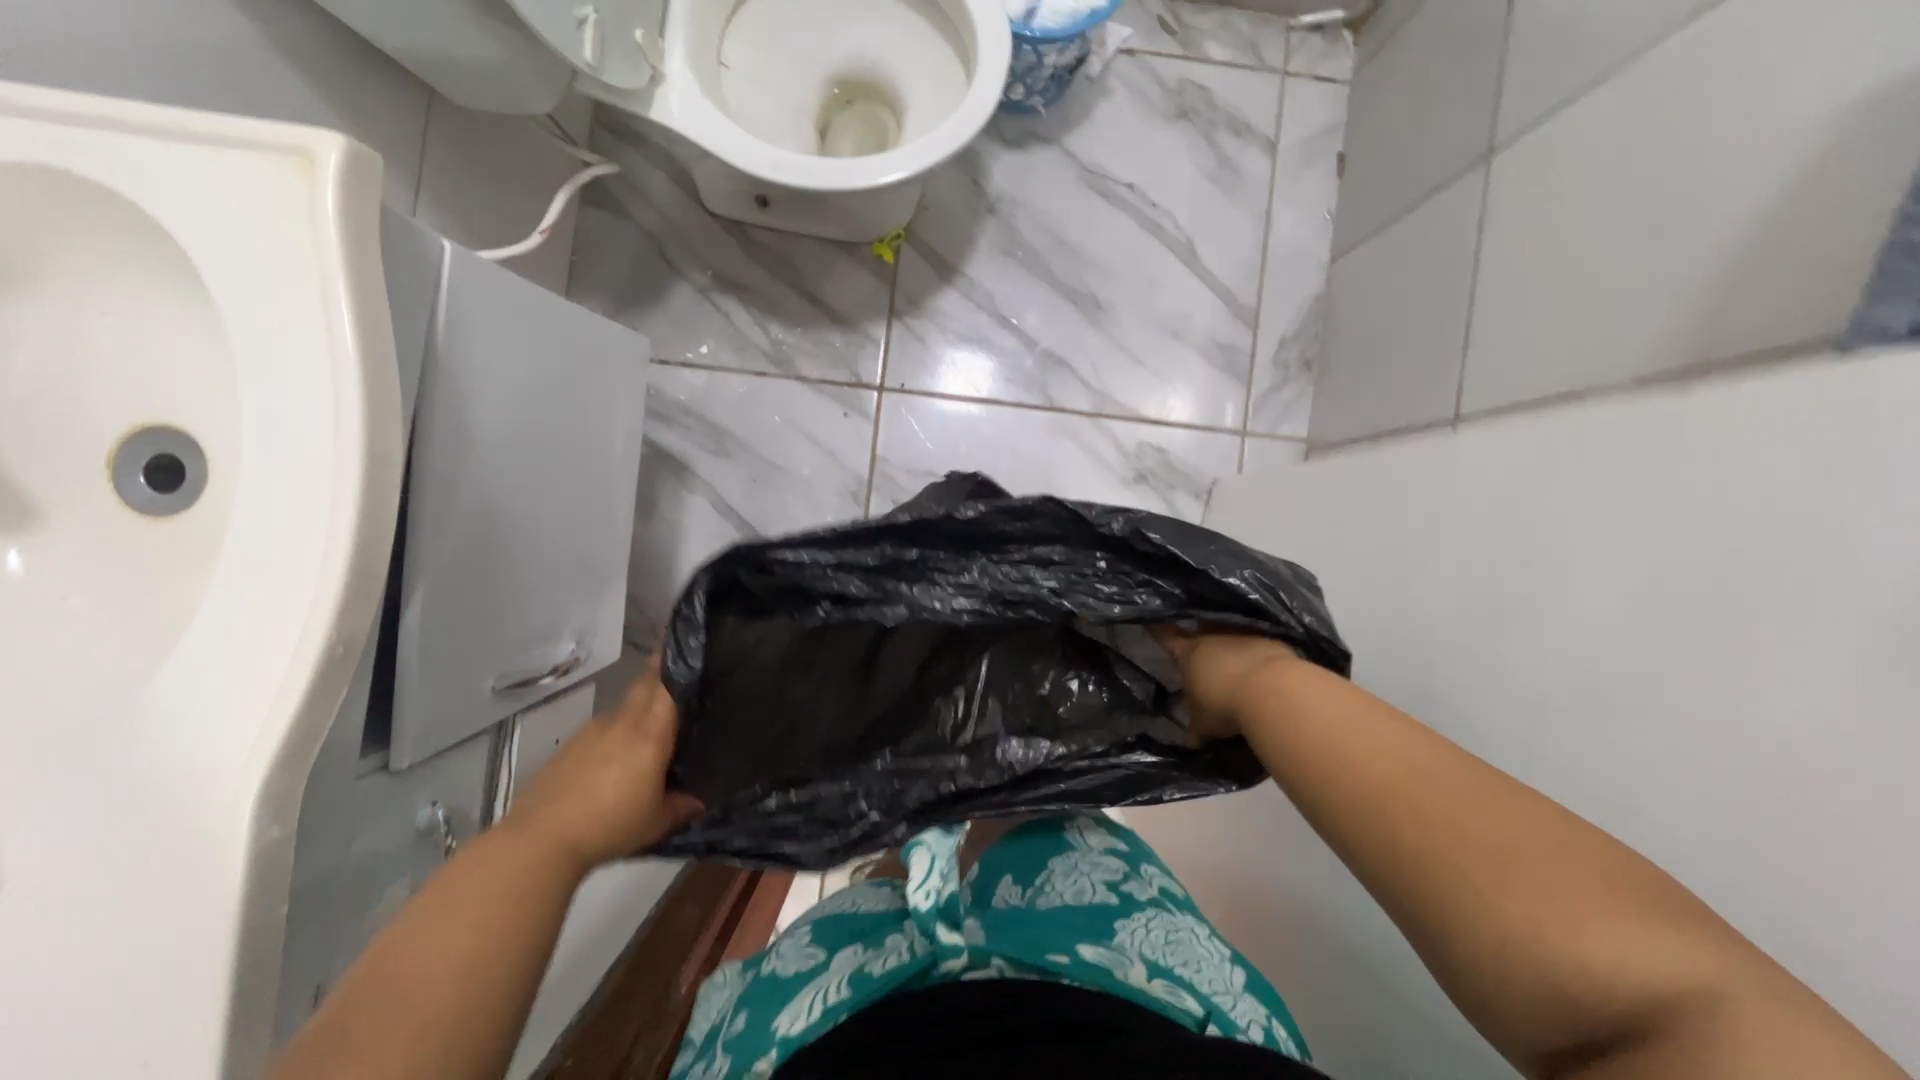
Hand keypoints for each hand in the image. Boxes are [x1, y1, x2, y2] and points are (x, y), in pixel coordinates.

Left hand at [501, 654, 702, 873]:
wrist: (542, 837)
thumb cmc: (610, 824)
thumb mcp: (656, 822)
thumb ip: (681, 807)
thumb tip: (697, 801)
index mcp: (649, 735)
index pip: (665, 687)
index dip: (674, 663)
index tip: (681, 644)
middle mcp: (621, 724)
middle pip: (643, 687)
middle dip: (658, 674)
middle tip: (674, 671)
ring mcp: (591, 732)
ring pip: (622, 709)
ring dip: (637, 709)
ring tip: (649, 727)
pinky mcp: (569, 747)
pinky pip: (601, 730)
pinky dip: (614, 734)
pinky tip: (615, 758)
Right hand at [1153, 626, 1305, 743]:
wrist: (1272, 691)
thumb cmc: (1224, 705)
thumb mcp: (1204, 725)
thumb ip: (1197, 730)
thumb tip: (1192, 742)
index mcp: (1190, 654)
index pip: (1167, 638)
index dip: (1159, 630)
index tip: (1152, 622)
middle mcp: (1214, 638)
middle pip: (1202, 628)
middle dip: (1201, 634)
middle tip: (1202, 645)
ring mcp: (1244, 636)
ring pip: (1233, 632)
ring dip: (1233, 642)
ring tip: (1236, 657)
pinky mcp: (1272, 641)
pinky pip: (1260, 644)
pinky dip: (1260, 653)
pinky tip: (1264, 668)